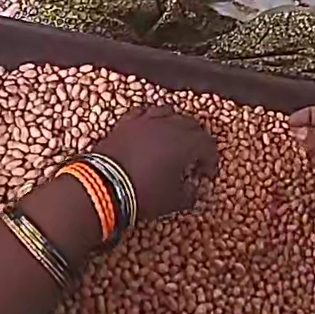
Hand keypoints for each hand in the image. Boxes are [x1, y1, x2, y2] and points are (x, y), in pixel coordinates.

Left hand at [89, 104, 218, 221]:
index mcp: (186, 143)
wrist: (103, 186)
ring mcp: (145, 121)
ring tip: (174, 139)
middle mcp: (168, 125)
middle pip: (191, 125)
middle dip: (197, 141)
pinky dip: (150, 119)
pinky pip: (143, 112)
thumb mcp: (174, 201)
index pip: (208, 145)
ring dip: (176, 124)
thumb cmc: (143, 194)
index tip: (207, 174)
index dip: (211, 160)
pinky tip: (149, 129)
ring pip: (168, 112)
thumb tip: (194, 188)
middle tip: (194, 158)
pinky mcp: (126, 123)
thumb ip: (190, 193)